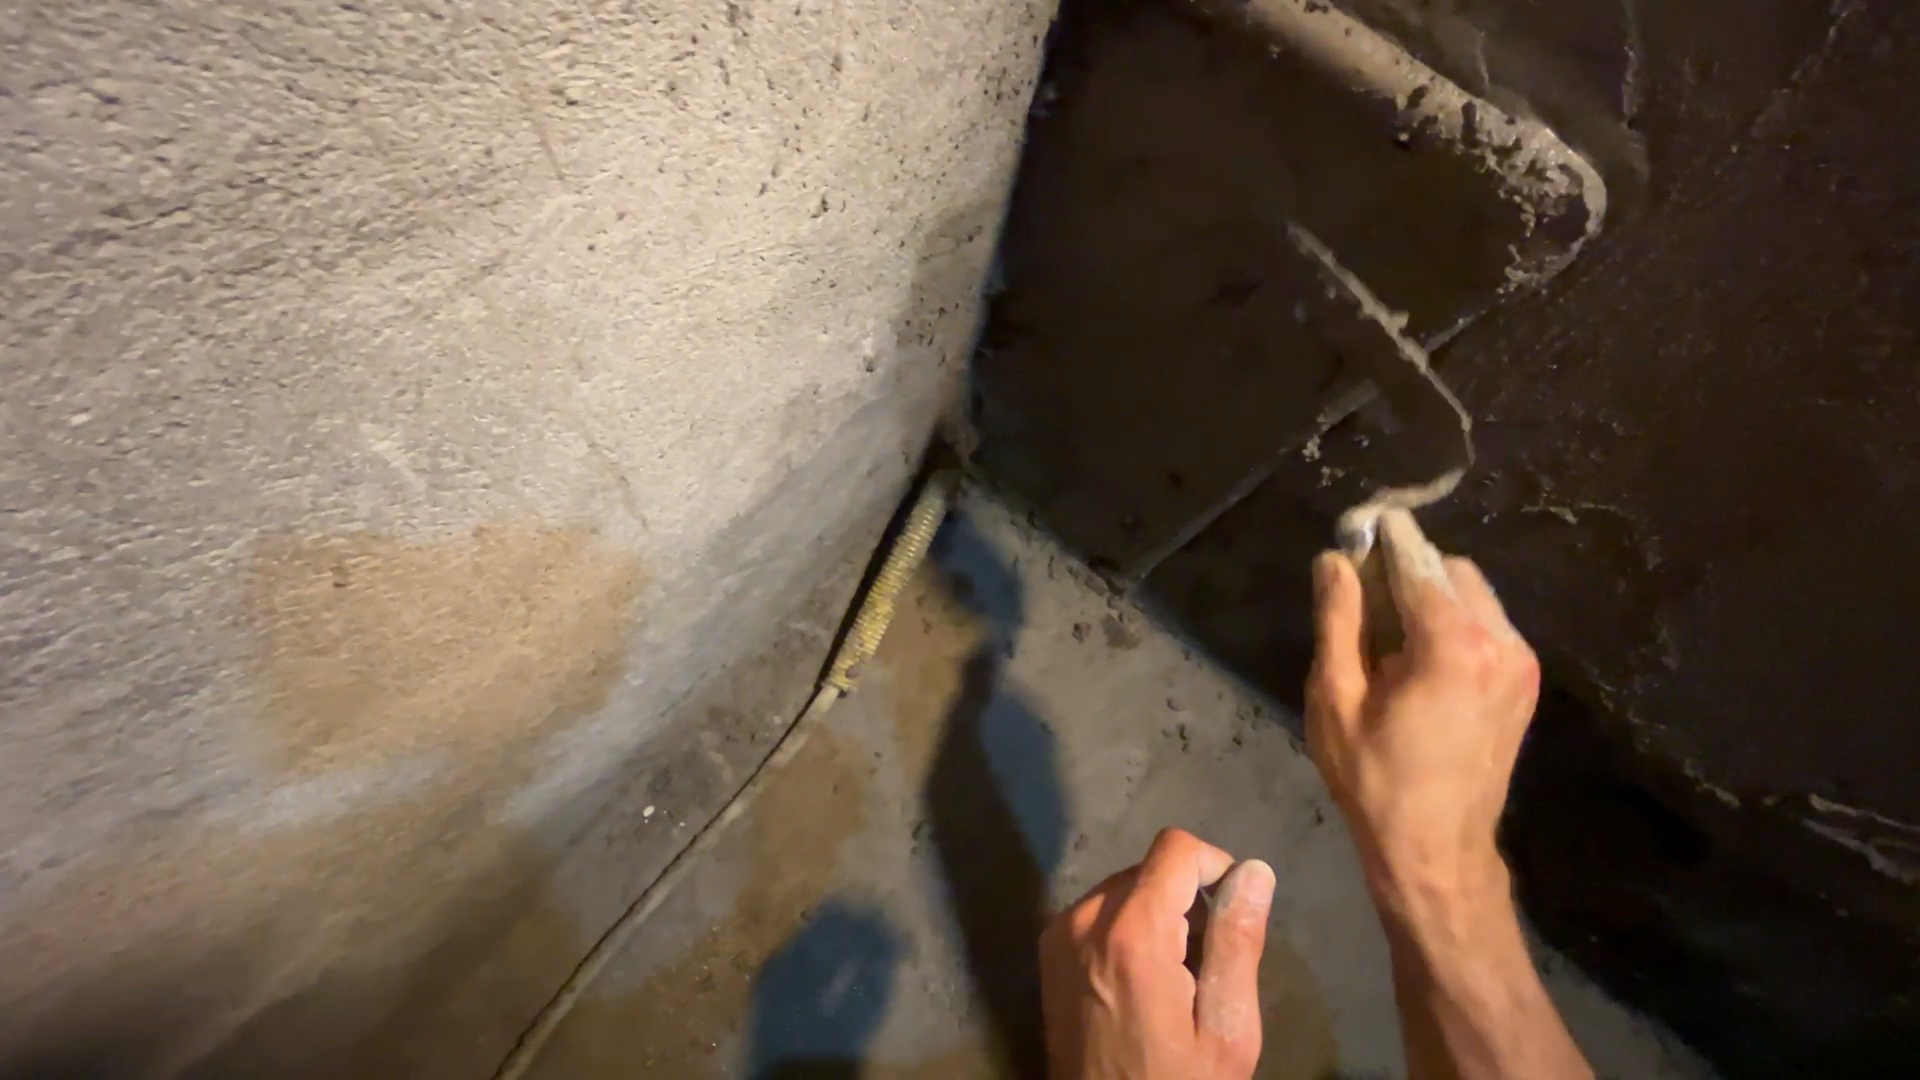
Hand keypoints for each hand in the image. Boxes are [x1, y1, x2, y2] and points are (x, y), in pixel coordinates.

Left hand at [1039, 828, 1275, 1079]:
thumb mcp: (1226, 1029)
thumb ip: (1237, 941)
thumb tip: (1254, 870)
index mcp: (1132, 931)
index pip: (1176, 847)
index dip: (1214, 865)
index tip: (1231, 910)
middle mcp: (1086, 916)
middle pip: (1150, 868)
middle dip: (1186, 901)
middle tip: (1203, 966)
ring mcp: (1060, 930)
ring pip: (1125, 887)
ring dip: (1156, 915)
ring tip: (1172, 980)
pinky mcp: (1048, 946)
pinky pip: (1099, 910)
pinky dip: (1126, 928)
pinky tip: (1138, 982)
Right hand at [1306, 511, 1539, 912]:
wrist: (1436, 848)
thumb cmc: (1373, 776)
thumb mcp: (1335, 696)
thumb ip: (1337, 620)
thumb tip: (1334, 559)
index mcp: (1453, 645)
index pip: (1418, 562)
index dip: (1384, 536)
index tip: (1356, 522)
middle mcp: (1500, 643)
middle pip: (1449, 570)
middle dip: (1403, 569)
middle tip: (1355, 599)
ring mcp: (1521, 664)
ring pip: (1470, 594)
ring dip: (1425, 595)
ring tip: (1381, 638)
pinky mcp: (1523, 682)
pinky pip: (1484, 623)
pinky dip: (1446, 620)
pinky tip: (1412, 658)